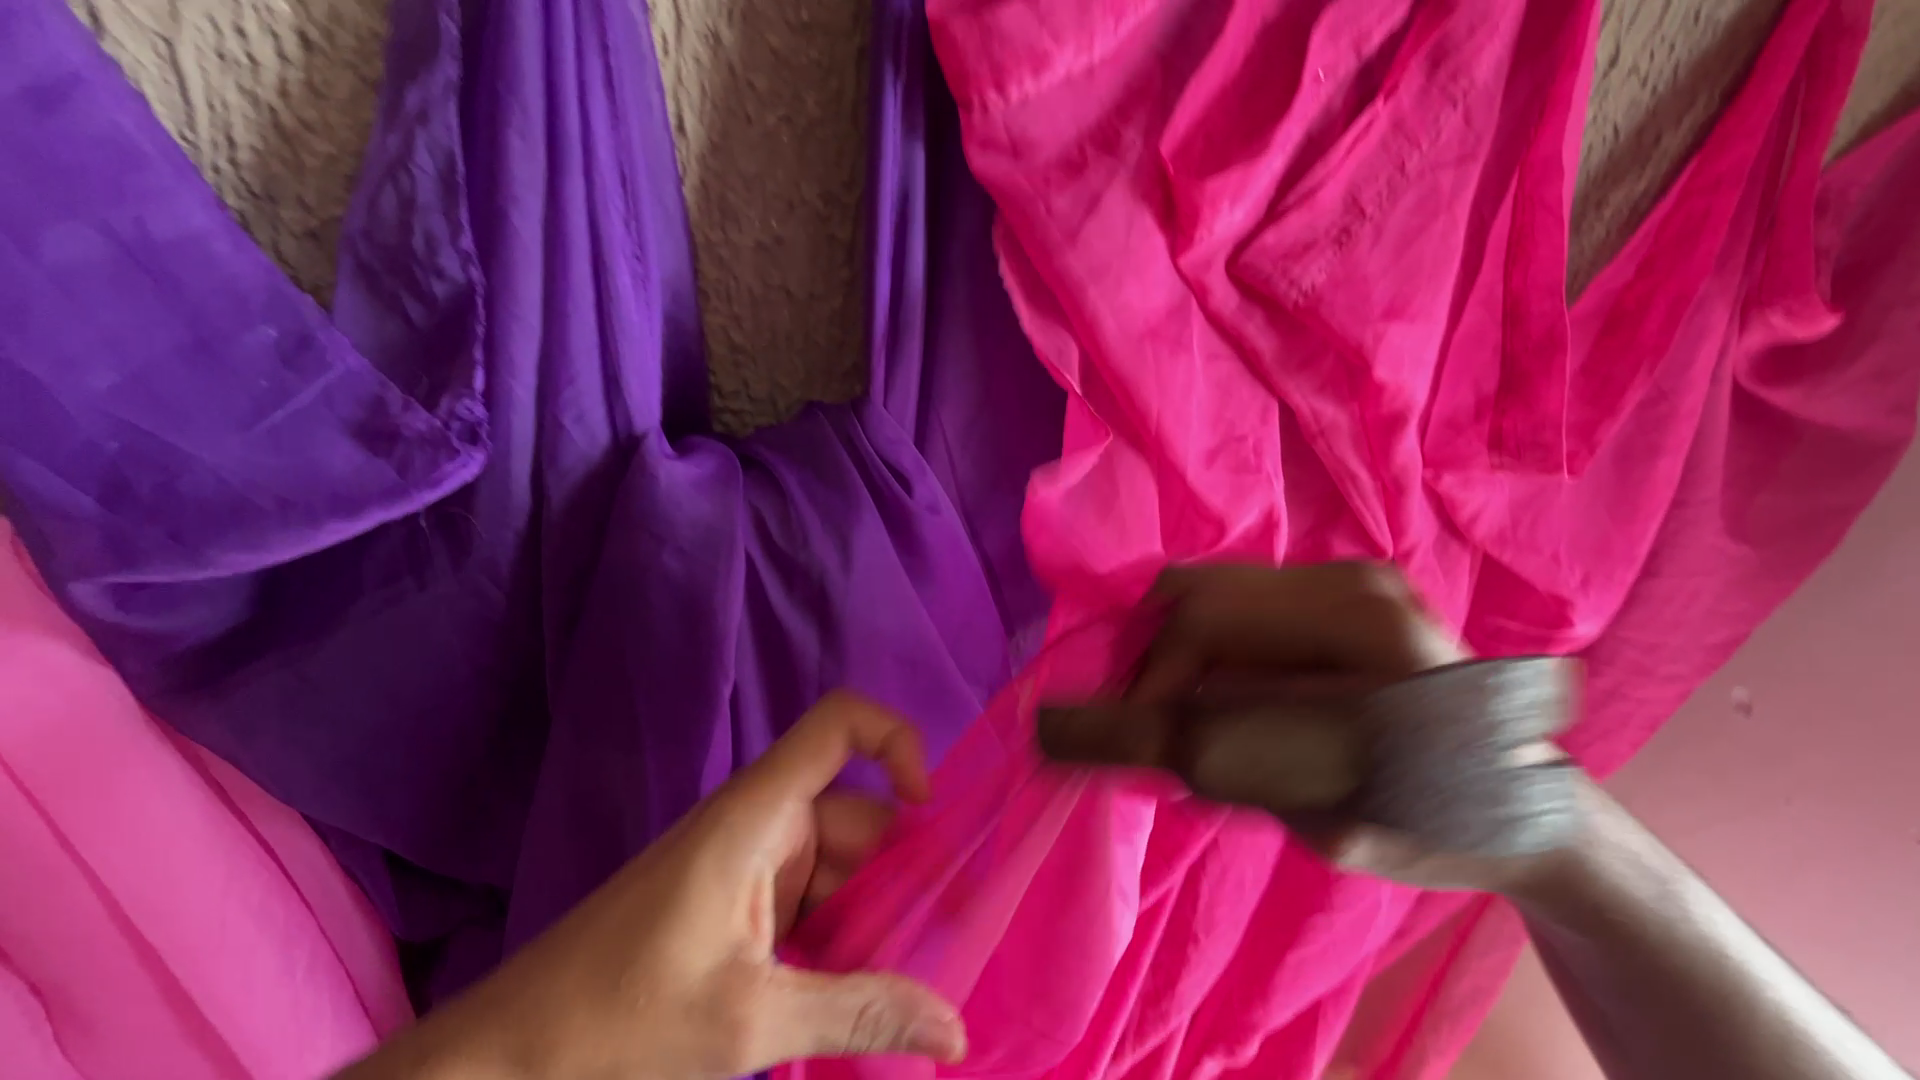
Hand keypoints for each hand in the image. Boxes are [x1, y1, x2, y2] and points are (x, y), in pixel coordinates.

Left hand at [339, 692, 966, 1079]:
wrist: (502, 1063)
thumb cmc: (617, 1021)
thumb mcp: (749, 1022)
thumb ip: (860, 1013)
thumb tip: (960, 1031)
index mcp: (758, 816)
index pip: (839, 726)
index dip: (896, 740)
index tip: (930, 808)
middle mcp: (760, 828)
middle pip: (858, 818)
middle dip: (905, 875)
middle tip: (955, 945)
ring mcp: (747, 871)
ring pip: (840, 873)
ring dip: (876, 921)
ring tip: (916, 989)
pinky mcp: (736, 911)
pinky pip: (812, 908)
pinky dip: (842, 944)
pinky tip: (864, 1000)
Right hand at [1038, 561, 1583, 895]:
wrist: (1528, 806)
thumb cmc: (1446, 826)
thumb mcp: (1338, 823)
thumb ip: (1238, 775)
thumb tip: (1141, 747)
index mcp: (1365, 630)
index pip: (1211, 618)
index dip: (1153, 675)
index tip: (1135, 736)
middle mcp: (1355, 586)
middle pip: (1198, 589)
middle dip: (1153, 656)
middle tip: (1146, 721)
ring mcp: (1350, 582)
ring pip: (1210, 589)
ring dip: (1174, 650)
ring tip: (1173, 711)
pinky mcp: (1341, 593)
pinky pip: (1236, 601)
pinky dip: (1203, 644)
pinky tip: (1210, 693)